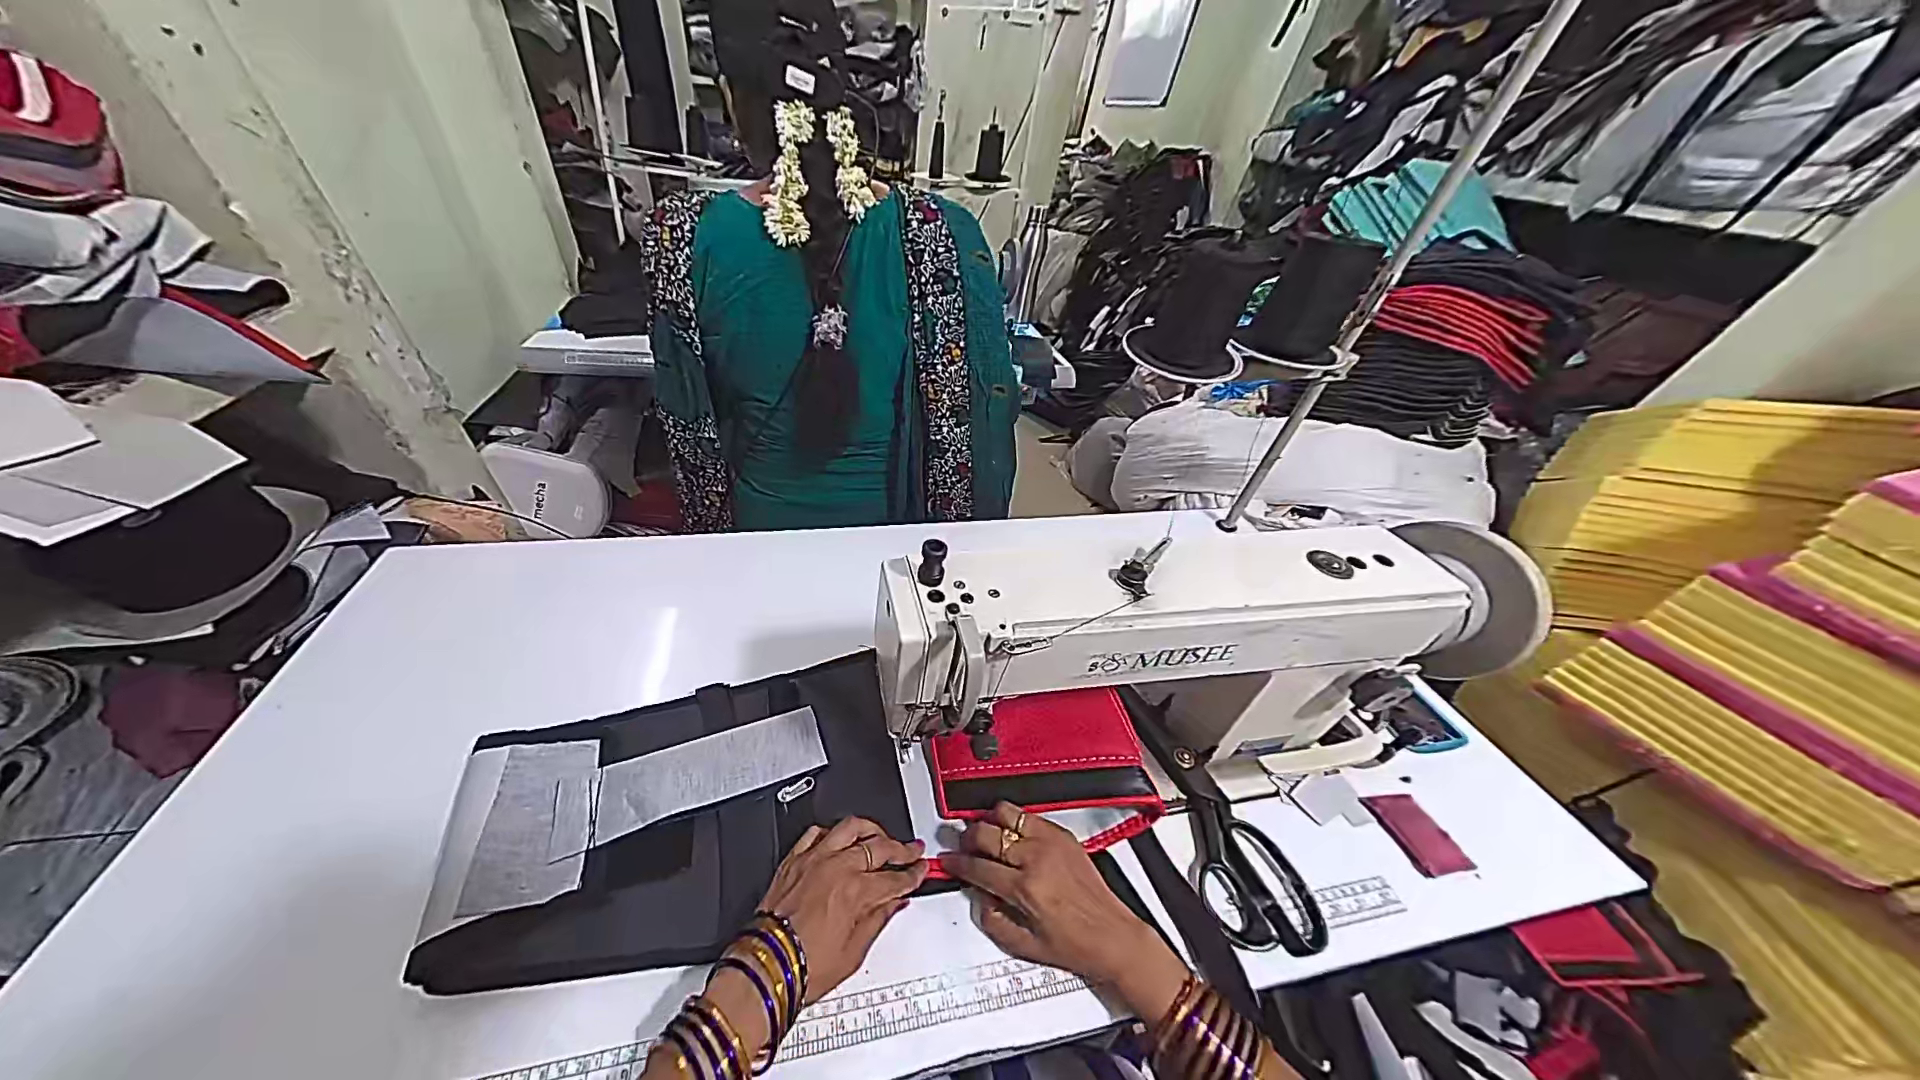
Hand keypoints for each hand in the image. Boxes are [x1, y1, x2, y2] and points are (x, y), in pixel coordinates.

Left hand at [759, 816, 928, 1003]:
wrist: (765, 969)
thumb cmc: (802, 967)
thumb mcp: (853, 954)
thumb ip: (878, 920)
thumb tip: (893, 904)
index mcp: (855, 892)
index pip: (895, 878)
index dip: (913, 874)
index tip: (920, 871)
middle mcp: (836, 868)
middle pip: (879, 846)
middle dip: (902, 849)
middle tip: (911, 850)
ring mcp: (814, 860)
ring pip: (850, 827)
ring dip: (871, 829)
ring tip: (880, 835)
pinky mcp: (794, 860)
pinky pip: (816, 832)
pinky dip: (832, 831)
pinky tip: (839, 836)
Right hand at [938, 803, 1189, 1020]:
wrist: (1113, 937)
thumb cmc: (1076, 945)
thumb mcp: (1024, 946)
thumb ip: (992, 920)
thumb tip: (976, 896)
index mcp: (1025, 889)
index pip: (978, 866)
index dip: (957, 863)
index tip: (949, 861)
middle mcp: (1037, 859)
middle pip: (986, 833)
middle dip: (968, 839)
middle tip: (964, 846)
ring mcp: (1051, 842)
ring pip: (1005, 813)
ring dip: (989, 822)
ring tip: (984, 832)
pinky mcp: (1063, 835)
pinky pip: (1029, 815)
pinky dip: (1014, 820)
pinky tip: (1011, 832)